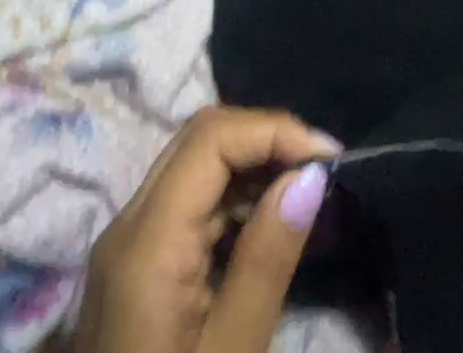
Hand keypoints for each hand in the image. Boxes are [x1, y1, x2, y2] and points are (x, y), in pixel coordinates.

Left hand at [73, 107, 339, 352]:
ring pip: (195, 164)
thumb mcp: (232, 350)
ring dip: (255, 165)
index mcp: (147, 241)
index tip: (332, 160)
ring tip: (310, 193)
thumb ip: (268, 259)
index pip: (210, 139)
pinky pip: (191, 202)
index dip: (274, 130)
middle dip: (267, 139)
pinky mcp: (138, 261)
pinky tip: (273, 222)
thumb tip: (310, 176)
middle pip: (199, 140)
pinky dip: (237, 197)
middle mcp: (130, 223)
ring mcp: (129, 241)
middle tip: (326, 172)